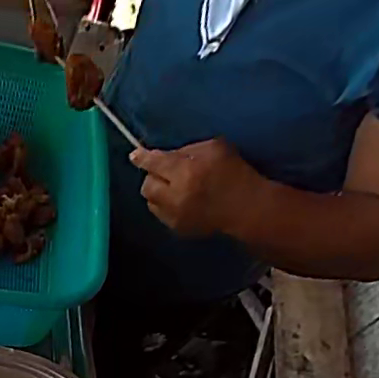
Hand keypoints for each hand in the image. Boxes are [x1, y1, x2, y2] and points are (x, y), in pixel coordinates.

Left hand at [130, 139, 264, 238]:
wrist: (244, 207)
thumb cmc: (233, 172)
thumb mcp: (213, 148)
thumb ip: (187, 151)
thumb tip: (166, 156)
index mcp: (185, 172)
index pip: (155, 163)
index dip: (142, 158)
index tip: (134, 155)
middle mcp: (175, 196)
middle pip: (147, 186)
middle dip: (152, 177)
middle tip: (164, 172)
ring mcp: (174, 215)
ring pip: (150, 203)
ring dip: (157, 193)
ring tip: (172, 187)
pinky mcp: (177, 229)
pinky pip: (160, 215)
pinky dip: (164, 206)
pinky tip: (178, 201)